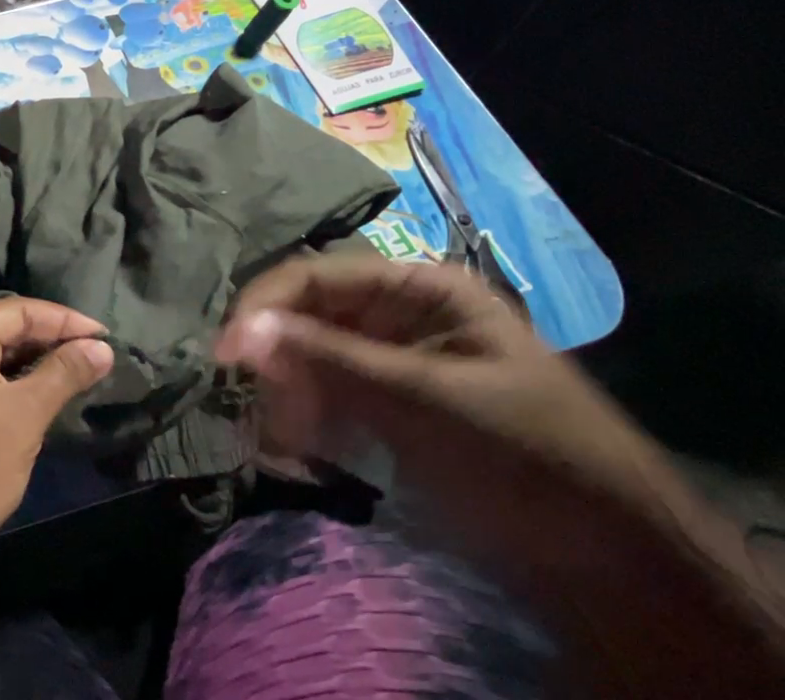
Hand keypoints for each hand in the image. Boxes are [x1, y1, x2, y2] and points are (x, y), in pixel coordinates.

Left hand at [0, 297, 114, 541]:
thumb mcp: (27, 412)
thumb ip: (65, 372)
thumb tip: (102, 346)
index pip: (13, 311)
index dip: (62, 319)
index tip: (105, 334)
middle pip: (2, 325)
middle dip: (50, 335)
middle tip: (97, 349)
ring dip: (35, 354)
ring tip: (81, 362)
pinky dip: (14, 371)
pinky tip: (47, 379)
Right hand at [217, 255, 694, 570]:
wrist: (610, 559)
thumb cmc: (527, 456)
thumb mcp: (426, 400)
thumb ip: (329, 360)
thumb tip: (236, 332)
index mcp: (421, 291)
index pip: (315, 277)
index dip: (264, 308)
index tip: (225, 355)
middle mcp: (399, 316)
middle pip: (305, 317)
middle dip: (276, 362)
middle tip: (261, 412)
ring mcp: (391, 363)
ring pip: (306, 361)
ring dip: (285, 398)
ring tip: (284, 444)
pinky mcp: (385, 408)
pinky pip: (322, 399)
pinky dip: (302, 422)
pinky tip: (300, 454)